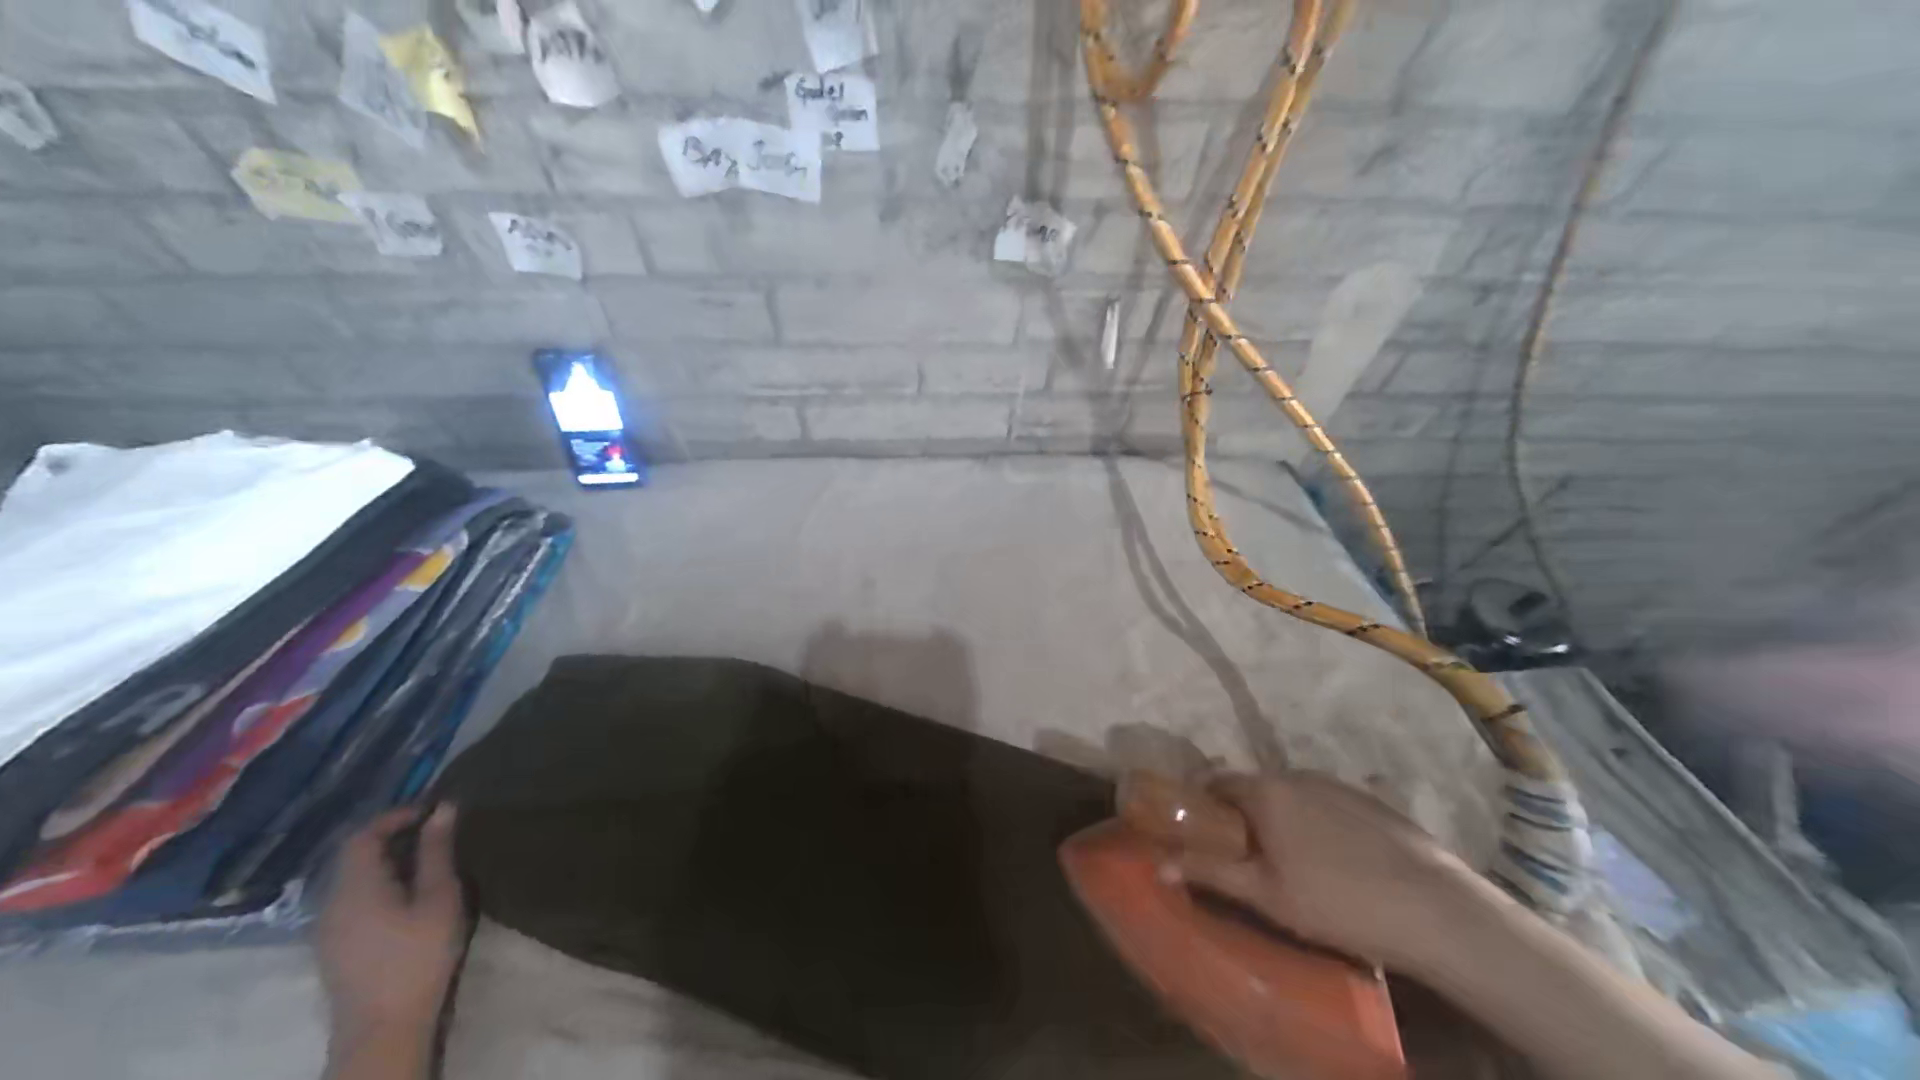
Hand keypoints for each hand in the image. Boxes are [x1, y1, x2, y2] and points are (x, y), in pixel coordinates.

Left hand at [315, 804, 468, 1038]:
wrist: (384, 1025)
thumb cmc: (418, 954)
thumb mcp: (439, 897)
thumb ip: (438, 851)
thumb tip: (443, 808)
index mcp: (355, 887)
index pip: (362, 835)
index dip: (395, 816)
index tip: (432, 810)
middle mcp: (331, 902)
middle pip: (355, 856)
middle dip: (394, 836)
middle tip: (436, 831)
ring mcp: (328, 928)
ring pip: (354, 878)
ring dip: (388, 861)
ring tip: (428, 860)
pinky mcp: (334, 946)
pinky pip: (353, 898)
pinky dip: (380, 882)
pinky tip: (408, 894)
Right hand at [1166, 772, 1480, 969]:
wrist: (1437, 910)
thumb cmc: (1336, 902)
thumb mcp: (1264, 894)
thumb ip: (1208, 871)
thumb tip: (1158, 864)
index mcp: (1266, 791)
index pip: (1215, 781)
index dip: (1200, 804)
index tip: (1197, 831)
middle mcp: (1297, 774)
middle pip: (1254, 787)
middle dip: (1241, 814)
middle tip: (1242, 854)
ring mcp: (1338, 784)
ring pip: (1292, 795)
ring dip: (1280, 817)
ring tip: (1290, 860)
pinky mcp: (1373, 800)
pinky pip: (1326, 803)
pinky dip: (1315, 821)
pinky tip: (1334, 859)